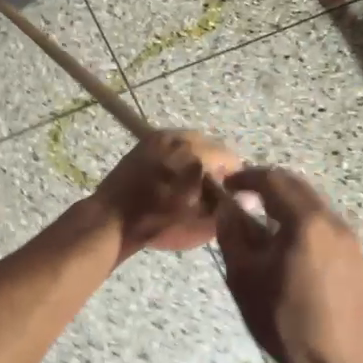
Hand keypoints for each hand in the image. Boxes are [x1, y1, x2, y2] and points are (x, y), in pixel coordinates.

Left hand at [90, 131, 240, 254]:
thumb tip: (248, 197)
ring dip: (198, 156)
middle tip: (211, 189)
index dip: (235, 177)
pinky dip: (179, 153)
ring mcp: (160, 136)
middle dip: (216, 163)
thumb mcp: (200, 225)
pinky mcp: (145, 141)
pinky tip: (173, 175)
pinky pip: (173, 141)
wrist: (113, 218)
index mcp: (196, 156)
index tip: (230, 194)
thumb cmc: (158, 224)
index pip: (231, 158)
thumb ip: (228, 208)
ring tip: (192, 182)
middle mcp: (179, 138)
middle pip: (211, 145)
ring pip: (191, 140)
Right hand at [215, 167, 362, 362]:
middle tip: (238, 196)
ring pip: (311, 203)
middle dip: (265, 185)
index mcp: (306, 222)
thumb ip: (232, 232)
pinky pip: (323, 223)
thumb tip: (226, 205)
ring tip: (259, 221)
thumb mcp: (244, 276)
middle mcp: (333, 222)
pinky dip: (300, 220)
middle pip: (295, 186)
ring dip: (284, 202)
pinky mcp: (356, 259)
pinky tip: (284, 244)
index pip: (272, 179)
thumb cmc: (285, 321)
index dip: (244, 177)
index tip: (223, 185)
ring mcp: (350, 241)